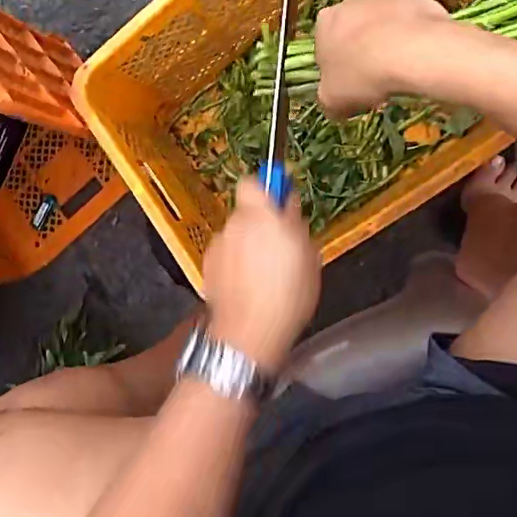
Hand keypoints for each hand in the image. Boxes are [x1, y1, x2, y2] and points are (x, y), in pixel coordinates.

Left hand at [201, 177, 320, 372]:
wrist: (249, 335)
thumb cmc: (286, 296)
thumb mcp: (308, 255)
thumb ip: (294, 223)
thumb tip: (287, 204)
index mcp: (259, 216)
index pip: (252, 182)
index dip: (265, 190)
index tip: (280, 203)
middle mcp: (233, 225)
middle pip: (246, 213)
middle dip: (261, 225)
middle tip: (282, 246)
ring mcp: (217, 247)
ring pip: (235, 237)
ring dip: (247, 247)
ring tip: (267, 275)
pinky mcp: (208, 268)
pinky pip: (225, 257)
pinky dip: (235, 266)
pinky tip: (250, 286)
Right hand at [314, 0, 453, 116]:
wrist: (415, 52)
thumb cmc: (363, 75)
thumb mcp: (333, 100)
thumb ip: (327, 98)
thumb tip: (333, 102)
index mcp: (324, 23)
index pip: (324, 44)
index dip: (335, 65)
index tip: (348, 82)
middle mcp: (351, 2)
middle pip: (353, 28)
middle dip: (361, 48)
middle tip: (375, 76)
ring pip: (383, 21)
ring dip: (388, 39)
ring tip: (402, 67)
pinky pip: (411, 18)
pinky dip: (414, 33)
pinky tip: (421, 54)